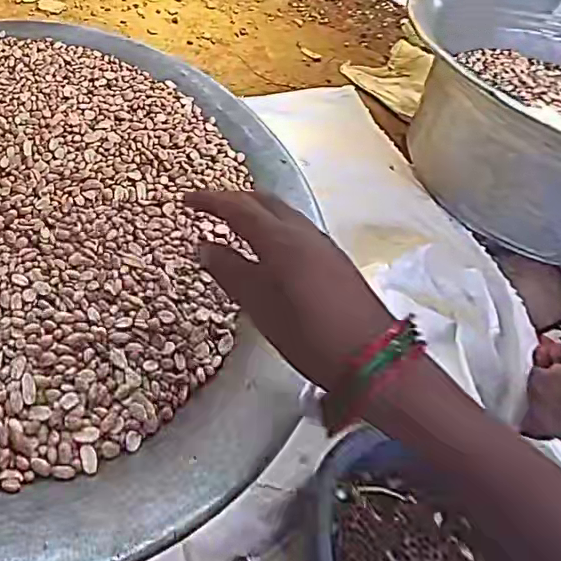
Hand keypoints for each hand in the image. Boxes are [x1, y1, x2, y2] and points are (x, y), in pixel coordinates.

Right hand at [185, 190, 395, 388]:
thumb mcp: (258, 305)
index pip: (237, 207)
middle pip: (262, 201)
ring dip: (253, 210)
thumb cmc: (308, 334)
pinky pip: (293, 226)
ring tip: (231, 222)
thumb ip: (229, 270)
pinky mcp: (333, 258)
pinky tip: (264, 243)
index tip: (186, 200)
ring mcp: (321, 244)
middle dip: (232, 199)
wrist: (375, 361)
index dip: (209, 200)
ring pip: (280, 211)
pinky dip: (270, 224)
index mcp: (279, 239)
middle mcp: (301, 232)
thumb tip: (204, 247)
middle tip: (207, 207)